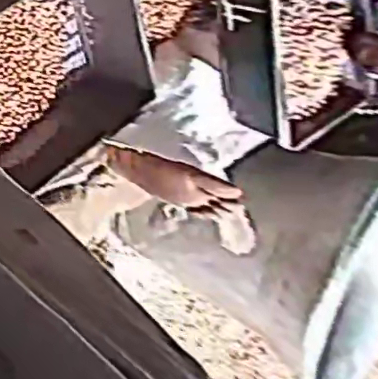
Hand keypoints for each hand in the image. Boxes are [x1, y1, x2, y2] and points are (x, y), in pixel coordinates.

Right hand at [105, 145, 244, 211]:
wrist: (133, 169)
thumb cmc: (162, 168)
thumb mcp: (190, 173)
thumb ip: (215, 185)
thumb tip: (239, 194)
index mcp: (201, 198)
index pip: (225, 201)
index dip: (235, 200)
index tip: (243, 199)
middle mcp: (195, 203)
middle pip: (217, 207)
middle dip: (228, 207)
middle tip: (239, 206)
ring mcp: (183, 202)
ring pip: (206, 209)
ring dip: (216, 209)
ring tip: (226, 210)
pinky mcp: (173, 198)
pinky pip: (194, 208)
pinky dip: (202, 210)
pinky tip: (203, 209)